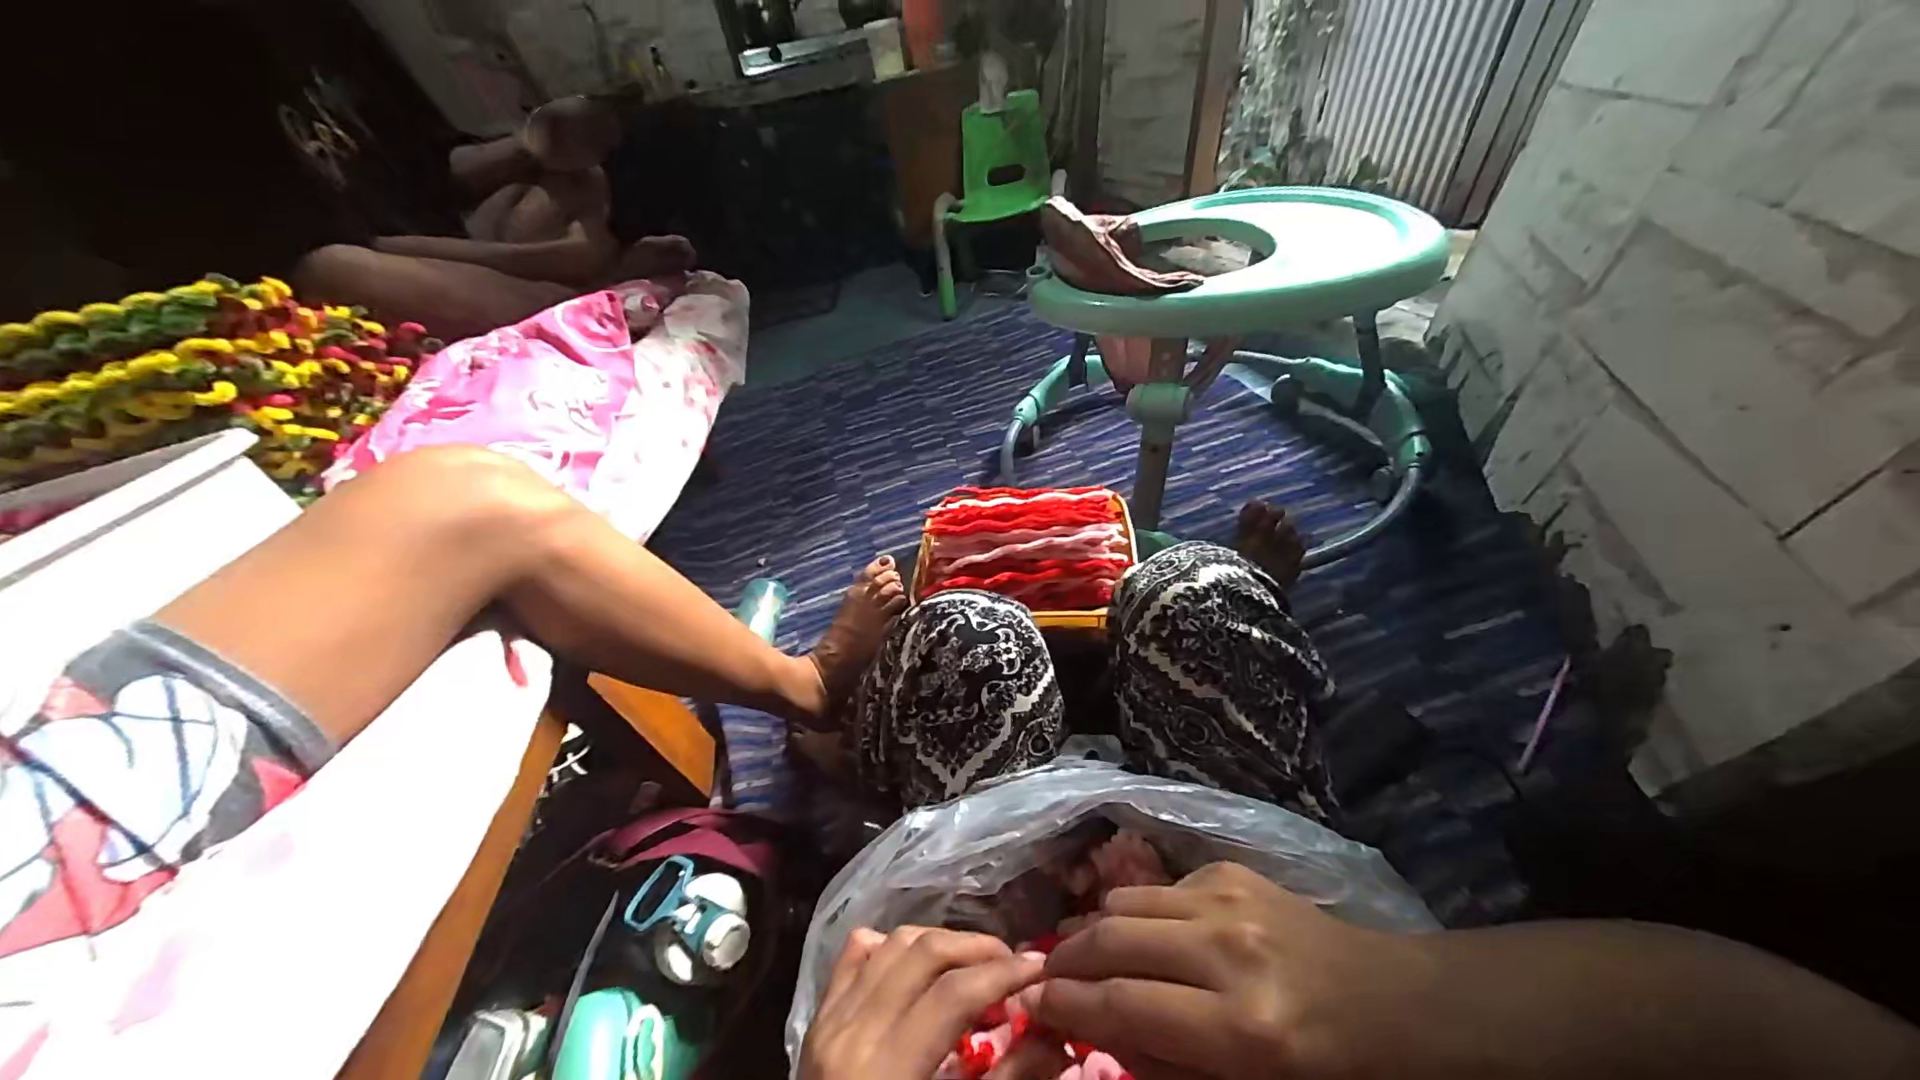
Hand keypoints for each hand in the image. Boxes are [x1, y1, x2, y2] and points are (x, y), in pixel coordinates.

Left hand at [800, 926, 1046, 1079]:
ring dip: (940, 942)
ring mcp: (830, 1018)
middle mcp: (853, 1031)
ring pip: (892, 944)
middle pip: (924, 954)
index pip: (953, 994)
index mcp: (886, 1070)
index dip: (1002, 974)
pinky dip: (891, 946)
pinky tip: (917, 963)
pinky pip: (855, 954)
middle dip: (977, 948)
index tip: (1038, 967)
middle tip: (1011, 963)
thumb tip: (1053, 1037)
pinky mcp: (819, 1017)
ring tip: (973, 963)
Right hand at [1032, 861, 1429, 1079]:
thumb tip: (1094, 1027)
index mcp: (1241, 1025)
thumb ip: (1162, 1061)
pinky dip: (1138, 911)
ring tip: (1085, 949)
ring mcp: (1227, 896)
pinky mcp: (1228, 870)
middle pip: (1113, 938)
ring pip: (1126, 899)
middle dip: (1068, 958)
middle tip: (1046, 973)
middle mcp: (1227, 948)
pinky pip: (1158, 887)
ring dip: (1095, 926)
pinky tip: (1148, 935)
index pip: (1125, 1004)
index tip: (1034, 1003)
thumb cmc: (1319, 1066)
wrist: (1388, 1002)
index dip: (1069, 1004)